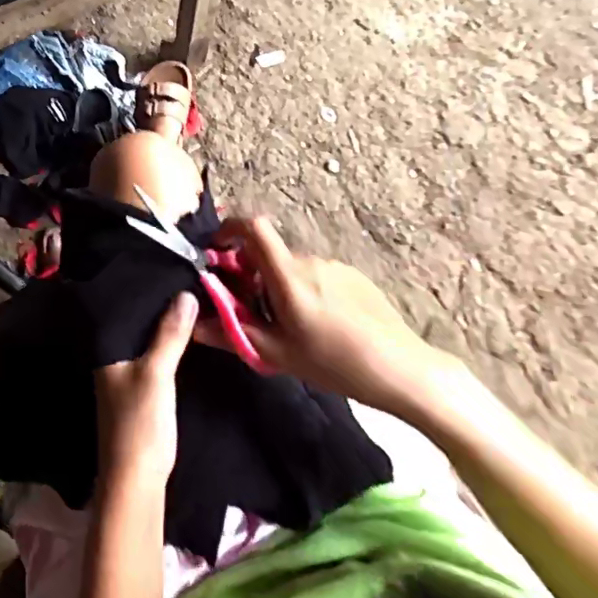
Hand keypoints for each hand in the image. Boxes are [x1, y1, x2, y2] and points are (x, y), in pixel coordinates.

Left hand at [94, 291, 197, 486]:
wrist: (136, 482)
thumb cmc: (140, 424)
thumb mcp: (157, 373)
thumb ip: (169, 335)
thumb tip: (187, 294)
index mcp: (106, 352)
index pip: (123, 310)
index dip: (143, 291)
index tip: (168, 268)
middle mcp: (111, 362)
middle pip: (135, 327)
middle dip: (157, 308)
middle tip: (187, 281)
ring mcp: (124, 381)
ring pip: (145, 344)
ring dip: (163, 329)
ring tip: (191, 304)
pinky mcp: (139, 397)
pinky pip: (153, 361)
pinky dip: (167, 349)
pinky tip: (186, 342)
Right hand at [212, 217, 474, 413]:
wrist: (402, 369)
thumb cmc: (335, 364)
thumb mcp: (277, 354)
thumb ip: (232, 333)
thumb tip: (195, 324)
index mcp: (288, 276)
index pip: (253, 227)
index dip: (229, 229)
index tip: (216, 251)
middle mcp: (310, 262)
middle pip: (269, 253)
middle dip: (251, 274)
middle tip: (252, 311)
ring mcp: (335, 267)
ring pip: (292, 267)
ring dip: (278, 286)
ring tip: (288, 326)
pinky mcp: (354, 277)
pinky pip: (316, 275)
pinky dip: (304, 290)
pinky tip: (319, 325)